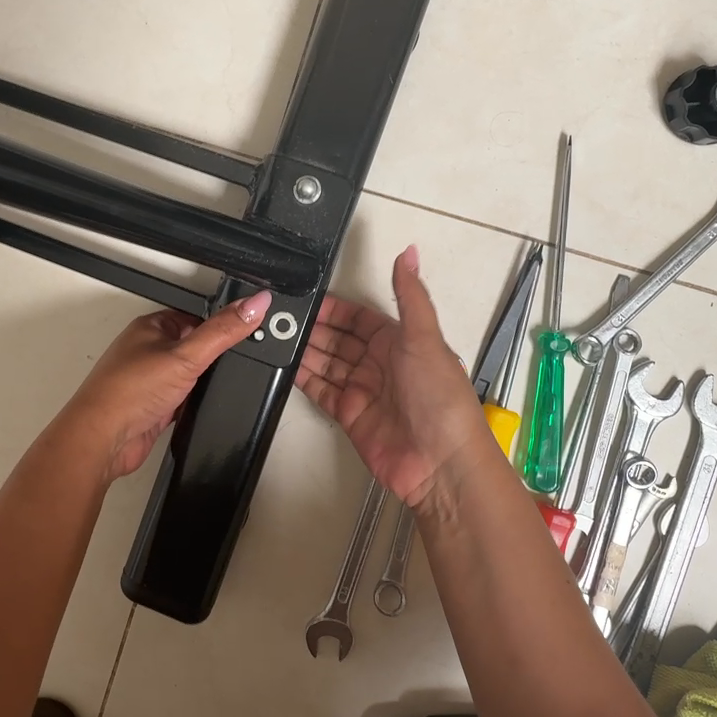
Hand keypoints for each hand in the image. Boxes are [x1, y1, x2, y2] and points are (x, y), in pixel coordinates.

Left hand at [57, 291, 272, 478]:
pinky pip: (182, 400)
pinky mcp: (153, 407)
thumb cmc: (126, 392)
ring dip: (200, 382)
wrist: (103, 440)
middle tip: (233, 358)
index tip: (246, 326)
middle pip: (192, 345)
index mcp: (151, 327)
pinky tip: (198, 406)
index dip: (220, 322)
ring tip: (210, 384)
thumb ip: (223, 331)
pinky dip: (192, 404)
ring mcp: (149, 380)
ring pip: (187, 374)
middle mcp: (147, 351)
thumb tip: (255, 305)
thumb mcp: (186, 355)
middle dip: (211, 355)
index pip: (195, 315)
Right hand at [295, 246, 491, 507]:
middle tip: (282, 317)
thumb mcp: (425, 338)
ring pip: (327, 363)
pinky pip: (321, 391)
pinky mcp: (349, 415)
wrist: (441, 464)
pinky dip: (303, 378)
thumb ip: (410, 295)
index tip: (307, 298)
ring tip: (275, 336)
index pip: (359, 317)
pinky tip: (285, 366)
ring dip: (304, 350)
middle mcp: (380, 363)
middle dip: (313, 328)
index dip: (335, 309)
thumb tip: (410, 252)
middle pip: (339, 339)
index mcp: (400, 341)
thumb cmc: (441, 399)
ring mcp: (364, 390)